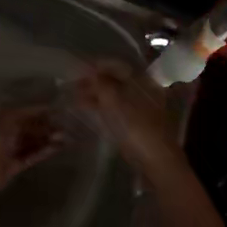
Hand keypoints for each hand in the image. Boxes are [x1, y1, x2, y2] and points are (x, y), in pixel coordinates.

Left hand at [0, 104, 64, 200]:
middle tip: (65, 122)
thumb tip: (41, 109)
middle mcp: (2, 134)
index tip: (55, 107)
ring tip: (65, 135)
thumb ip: (22, 117)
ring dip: (47, 138)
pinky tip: (58, 148)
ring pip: (31, 142)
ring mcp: (8, 150)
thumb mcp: (1, 124)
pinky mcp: (14, 166)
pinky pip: (31, 156)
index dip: (37, 110)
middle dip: (45, 125)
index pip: (20, 112)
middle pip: (27, 127)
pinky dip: (43, 152)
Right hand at [73, 59, 185, 181]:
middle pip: (115, 80)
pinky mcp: (134, 123)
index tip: (77, 68)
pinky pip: (113, 109)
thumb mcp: (115, 101)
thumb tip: (91, 71)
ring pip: (112, 95)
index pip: (117, 65)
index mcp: (143, 81)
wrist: (155, 161)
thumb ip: (102, 83)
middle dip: (93, 80)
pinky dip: (98, 106)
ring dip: (93, 94)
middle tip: (71, 83)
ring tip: (72, 96)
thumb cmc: (136, 127)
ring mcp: (139, 108)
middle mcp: (143, 91)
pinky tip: (84, 108)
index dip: (97, 65)